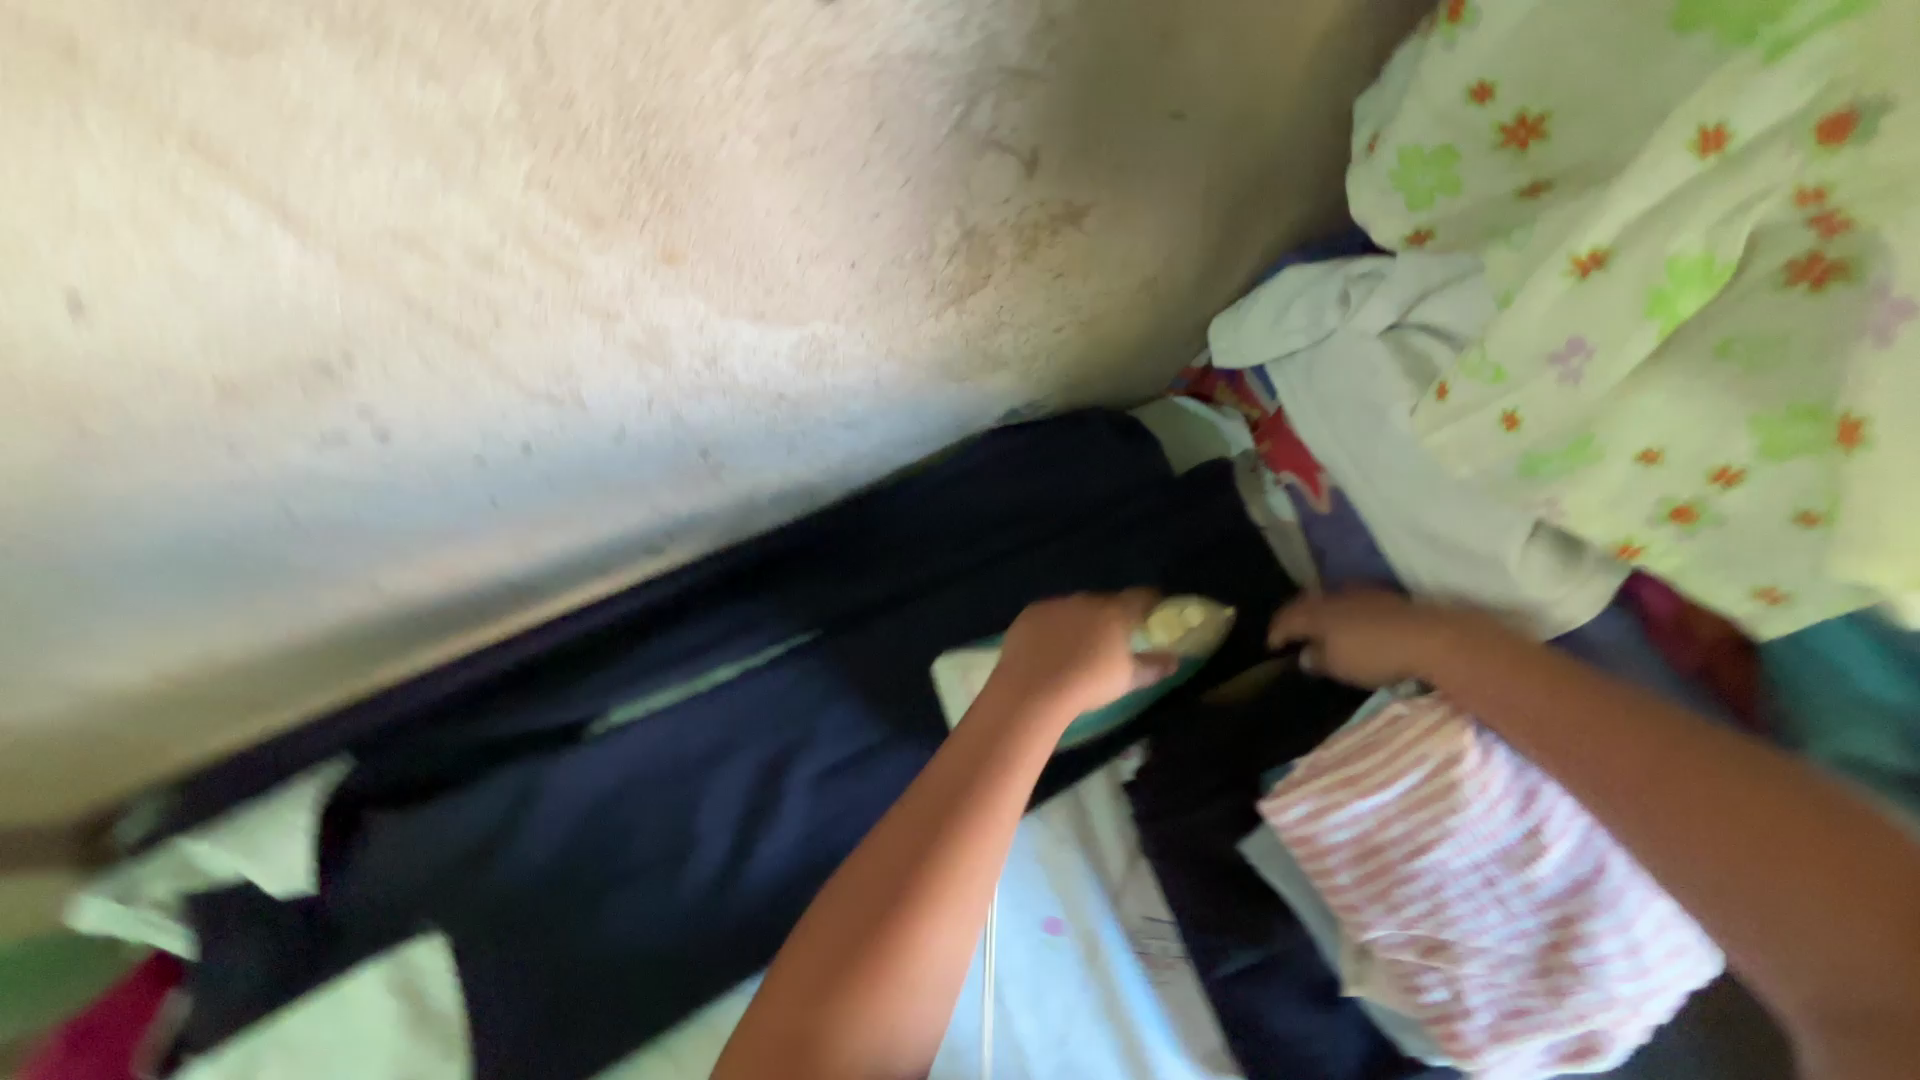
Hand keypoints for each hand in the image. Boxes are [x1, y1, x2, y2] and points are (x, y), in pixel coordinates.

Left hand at [987, 590, 1179, 719]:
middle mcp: (1086, 600)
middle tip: (1113, 636)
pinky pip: (1049, 615)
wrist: (1033, 688)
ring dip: (1081, 620)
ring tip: (1078, 644)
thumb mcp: (1127, 680)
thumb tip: (1174, 660)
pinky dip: (1054, 626)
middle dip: (1112, 614)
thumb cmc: (1088, 684)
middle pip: (1106, 602)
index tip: (1154, 612)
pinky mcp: (1030, 613)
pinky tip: (1049, 647)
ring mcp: (1056, 604)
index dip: (1150, 602)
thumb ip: (1154, 666)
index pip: (1141, 596)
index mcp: (1115, 612)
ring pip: (1075, 607)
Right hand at [1267, 588, 1503, 688]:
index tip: (1272, 646)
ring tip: (1322, 630)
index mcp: (1316, 613)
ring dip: (1323, 615)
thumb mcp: (1338, 666)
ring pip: (1332, 601)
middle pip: (1307, 604)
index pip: (1286, 618)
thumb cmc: (1374, 655)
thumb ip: (1317, 659)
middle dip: (1297, 618)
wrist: (1431, 638)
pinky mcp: (1386, 599)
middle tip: (1292, 633)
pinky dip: (1345, 615)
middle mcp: (1334, 598)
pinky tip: (1352, 627)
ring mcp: (1362, 595)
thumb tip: (1305, 655)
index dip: (1276, 631)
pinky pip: (1353, 604)